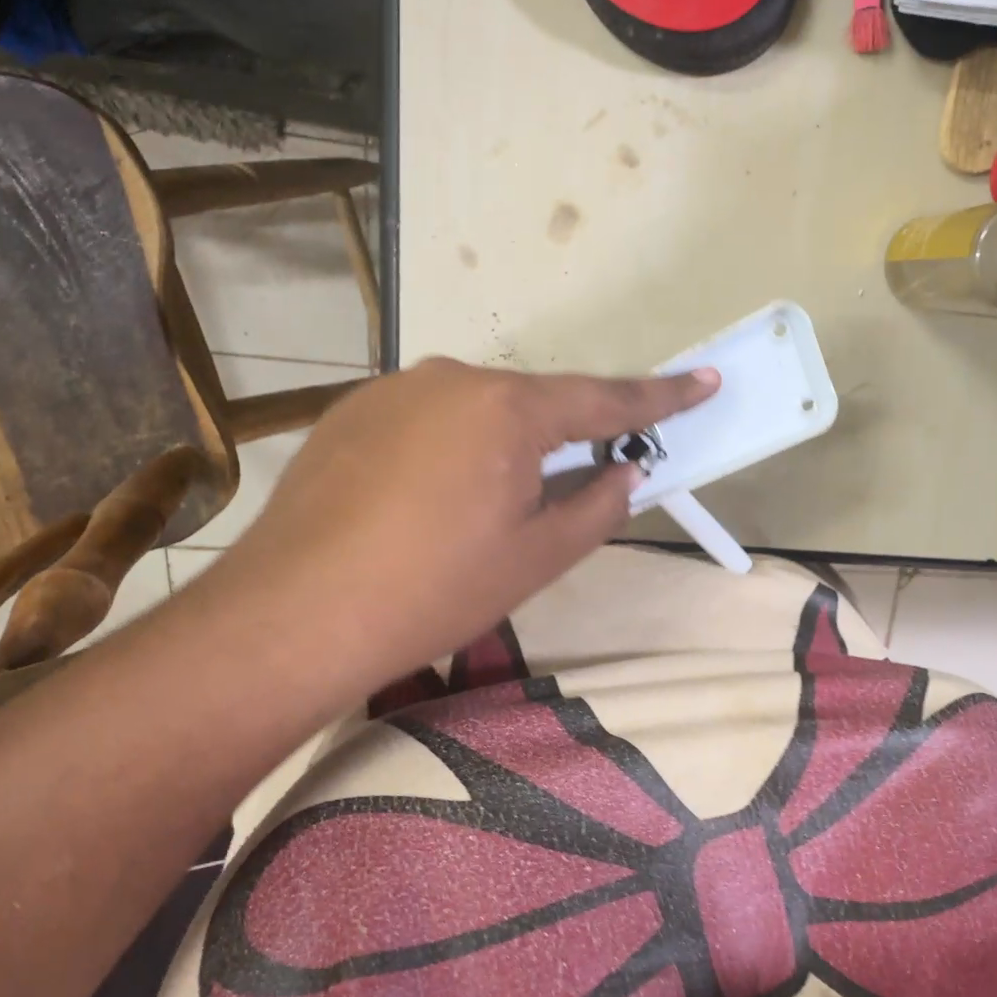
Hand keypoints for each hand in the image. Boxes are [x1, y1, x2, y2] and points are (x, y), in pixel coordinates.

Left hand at [197, 359, 718, 689]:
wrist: (293, 617)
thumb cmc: (435, 590)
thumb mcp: (538, 558)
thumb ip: (597, 504)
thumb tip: (623, 469)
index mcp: (507, 408)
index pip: (603, 398)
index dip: (661, 396)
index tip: (704, 381)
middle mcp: (450, 378)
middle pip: (534, 403)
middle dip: (563, 439)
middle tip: (572, 488)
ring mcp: (391, 390)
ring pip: (477, 412)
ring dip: (501, 448)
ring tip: (483, 514)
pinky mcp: (348, 414)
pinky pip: (427, 421)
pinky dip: (450, 451)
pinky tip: (427, 507)